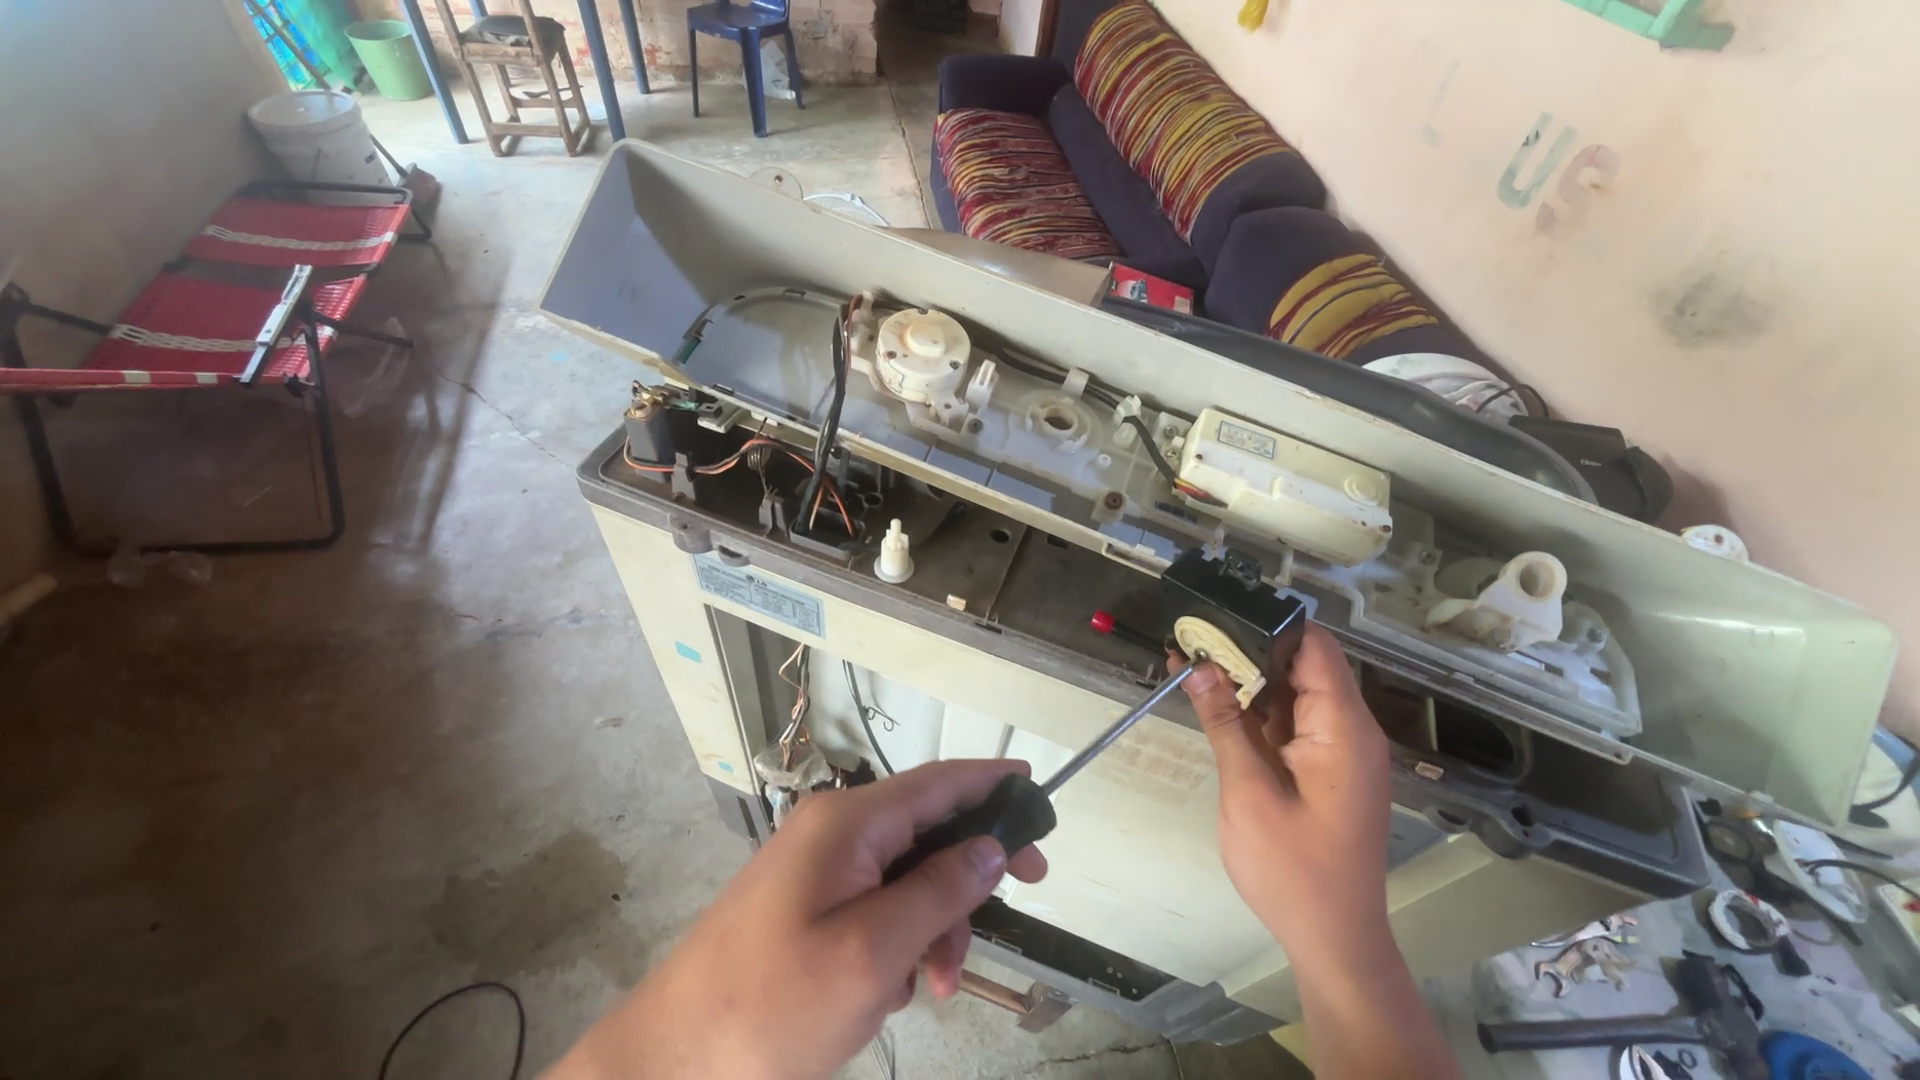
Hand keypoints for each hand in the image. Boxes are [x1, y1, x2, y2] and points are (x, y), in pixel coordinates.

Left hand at [547, 759, 1048, 1079]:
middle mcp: (834, 832)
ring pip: (906, 876)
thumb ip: (940, 892)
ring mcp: (818, 869)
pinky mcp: (809, 906)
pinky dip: (901, 938)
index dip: (990, 781)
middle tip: (1022, 897)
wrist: (671, 1060)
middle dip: (969, 874)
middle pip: (926, 831)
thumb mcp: (873, 952)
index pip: (937, 781)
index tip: (1037, 790)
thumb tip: (991, 845)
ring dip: (935, 922)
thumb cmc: (774, 1003)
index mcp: (848, 824)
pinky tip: (895, 987)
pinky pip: (876, 904)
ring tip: (932, 986)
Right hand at [1171, 622, 1391, 969]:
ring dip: (1246, 681)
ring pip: (1292, 694)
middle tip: (1190, 638)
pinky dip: (1255, 713)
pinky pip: (1290, 725)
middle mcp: (1349, 730)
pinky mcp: (1325, 770)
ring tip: (1190, 663)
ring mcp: (1338, 751)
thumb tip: (1198, 667)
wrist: (1334, 940)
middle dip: (1246, 650)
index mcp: (1342, 728)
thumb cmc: (1294, 870)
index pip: (1315, 647)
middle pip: (1301, 667)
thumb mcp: (1249, 792)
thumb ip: (1225, 724)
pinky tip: (1213, 702)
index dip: (1269, 625)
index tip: (1218, 616)